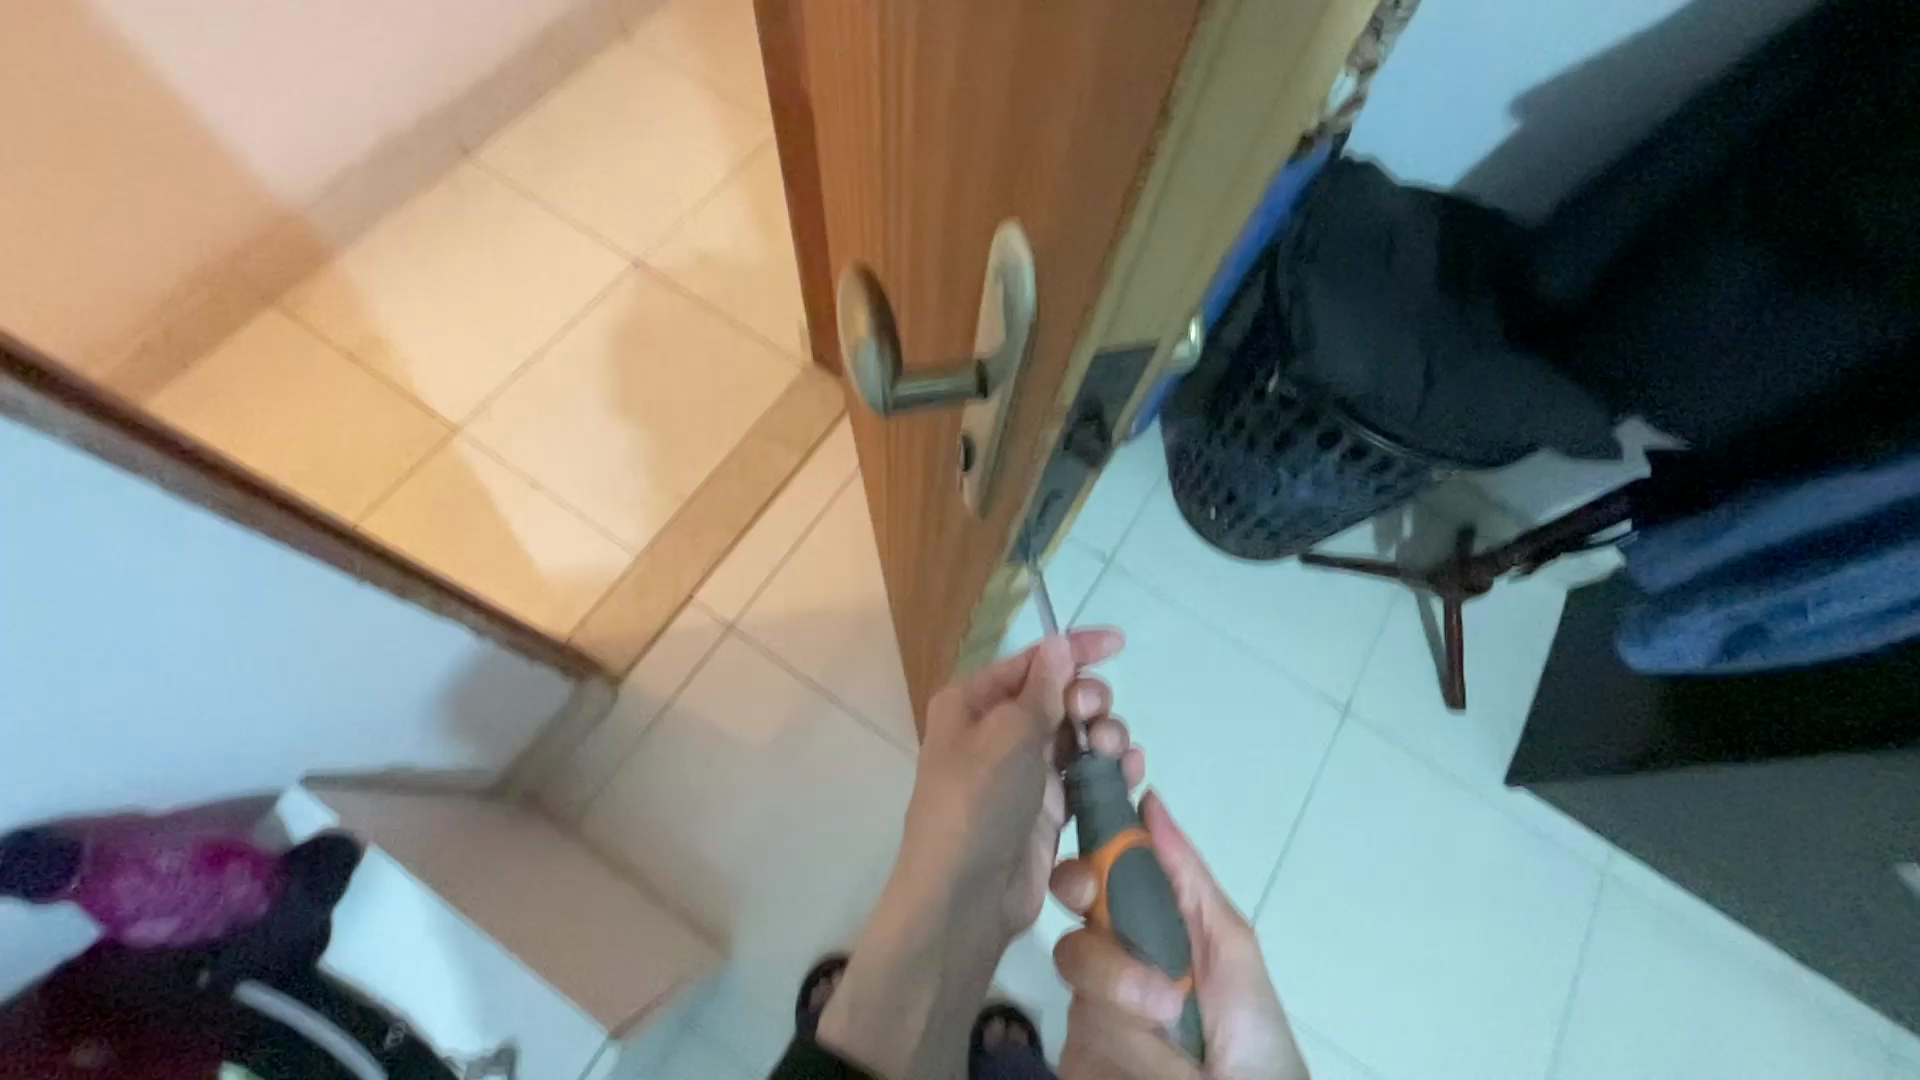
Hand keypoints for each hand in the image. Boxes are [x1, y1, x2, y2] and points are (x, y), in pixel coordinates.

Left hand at [903, 628, 1125, 938]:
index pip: (1032, 662)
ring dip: (1103, 733)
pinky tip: (1127, 770)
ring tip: (1111, 752)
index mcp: (975, 702)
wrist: (965, 897)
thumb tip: (1059, 645)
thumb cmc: (977, 802)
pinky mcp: (1049, 805)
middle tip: (1091, 719)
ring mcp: (1025, 769)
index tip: (1118, 642)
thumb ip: (1041, 690)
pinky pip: (1086, 772)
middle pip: (1059, 695)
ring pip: (1078, 733)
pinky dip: (1108, 767)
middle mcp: (999, 729)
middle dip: (1087, 699)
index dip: (1075, 648)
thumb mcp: (1007, 736)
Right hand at [1051, 792, 1307, 1079]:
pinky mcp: (1079, 1057)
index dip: (1080, 872)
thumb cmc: (1252, 1026)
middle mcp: (1107, 966)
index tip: (1089, 880)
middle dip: (1101, 956)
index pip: (1089, 884)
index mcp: (1138, 928)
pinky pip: (1084, 1035)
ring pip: (1080, 988)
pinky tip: (1155, 1057)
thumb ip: (1186, 873)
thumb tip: (1149, 799)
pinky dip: (1126, 1047)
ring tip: (1175, 1026)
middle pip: (1071, 935)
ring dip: (1130, 1000)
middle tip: (1127, 963)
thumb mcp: (1230, 943)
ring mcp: (1090, 1015)